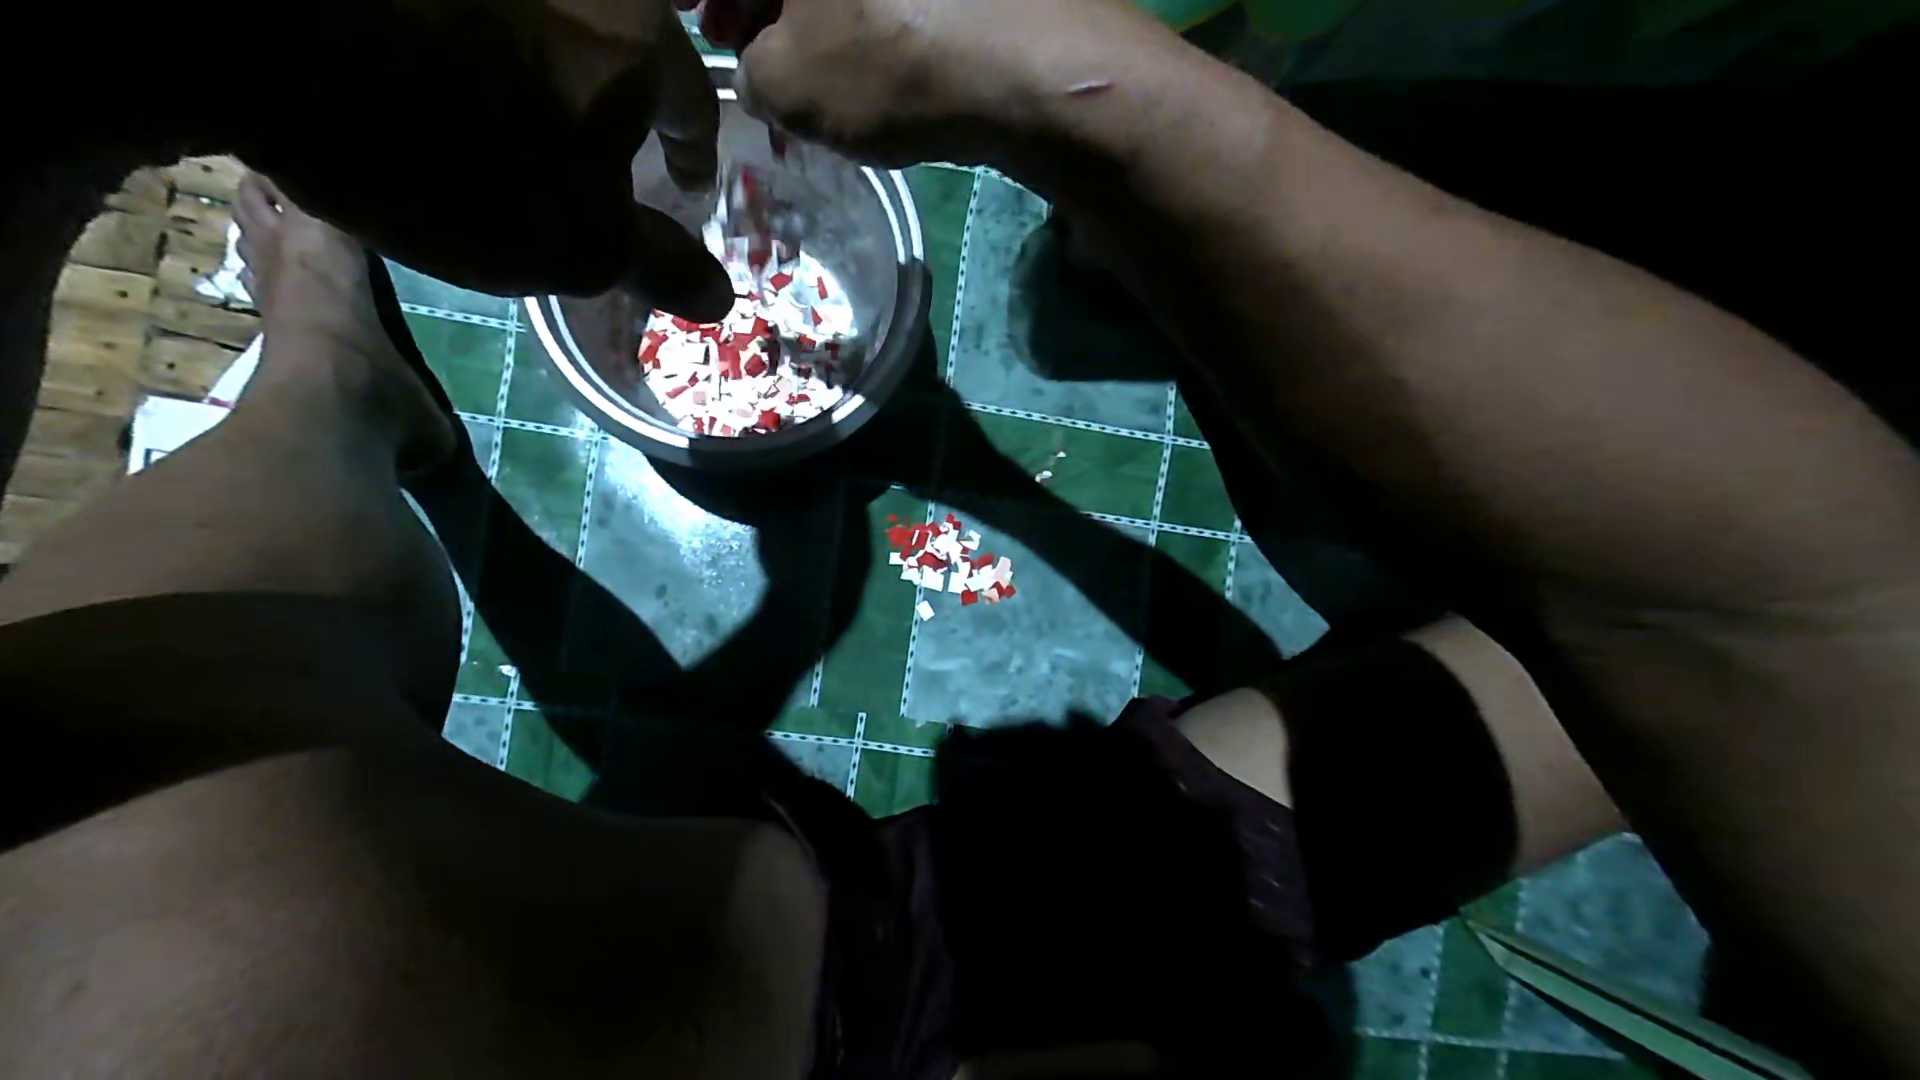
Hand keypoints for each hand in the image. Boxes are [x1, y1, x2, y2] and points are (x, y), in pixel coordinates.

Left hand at [218, 0, 733, 319]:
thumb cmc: (450, 151)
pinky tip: (446, 69)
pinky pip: (472, 7)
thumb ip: (658, 267)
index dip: (696, 154)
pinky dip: (478, 39)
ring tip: (527, 113)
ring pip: (551, 21)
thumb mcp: (575, 242)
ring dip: (555, 67)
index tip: (686, 182)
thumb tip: (721, 299)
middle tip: (610, 149)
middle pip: (625, 49)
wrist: (217, 14)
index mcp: (636, 44)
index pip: (694, 106)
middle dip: (626, 103)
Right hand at [694, 0, 1171, 171]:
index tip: (704, 23)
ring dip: (808, 6)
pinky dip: (862, 10)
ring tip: (811, 69)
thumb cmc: (890, 62)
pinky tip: (865, 55)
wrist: (1025, 65)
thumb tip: (764, 75)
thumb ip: (756, 75)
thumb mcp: (793, 84)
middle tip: (751, 52)